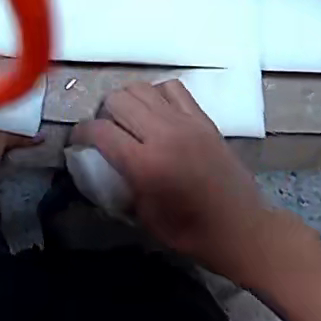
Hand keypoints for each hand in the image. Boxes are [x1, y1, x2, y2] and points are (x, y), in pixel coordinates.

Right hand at [71, 80, 294, 281]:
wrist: (242, 230)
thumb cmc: (190, 232)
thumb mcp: (142, 217)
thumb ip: (117, 186)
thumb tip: (96, 167)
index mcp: (145, 165)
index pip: (99, 131)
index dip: (80, 133)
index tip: (78, 142)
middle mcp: (163, 135)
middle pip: (117, 100)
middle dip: (103, 114)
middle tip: (105, 132)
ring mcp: (186, 123)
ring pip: (142, 88)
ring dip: (128, 100)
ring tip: (129, 120)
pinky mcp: (203, 119)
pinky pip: (172, 88)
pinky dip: (157, 94)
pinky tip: (156, 112)